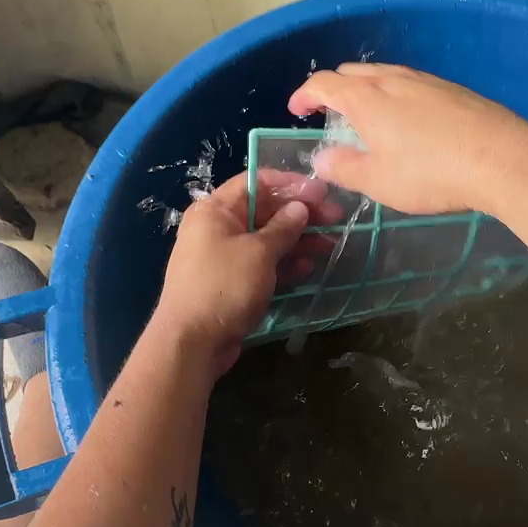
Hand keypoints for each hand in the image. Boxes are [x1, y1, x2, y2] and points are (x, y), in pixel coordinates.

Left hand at [150, 173, 324, 371]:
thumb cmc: (224, 286)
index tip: (322, 192)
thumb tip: (299, 208)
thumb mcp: (259, 252)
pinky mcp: (232, 282)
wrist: (192, 344)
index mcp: (215, 210)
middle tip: (336, 217)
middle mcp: (217, 228)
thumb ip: (283, 227)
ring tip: (330, 244)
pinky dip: (284, 264)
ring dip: (298, 240)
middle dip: (301, 214)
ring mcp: (224, 257)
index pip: (256, 182)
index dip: (291, 184)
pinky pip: (262, 264)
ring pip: (267, 240)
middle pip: (265, 211)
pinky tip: (308, 267)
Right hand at [287, 63, 527, 214]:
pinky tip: (409, 120)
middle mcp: (394, 80)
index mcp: (366, 98)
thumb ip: (344, 168)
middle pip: (353, 72)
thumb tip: (323, 158)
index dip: (304, 95)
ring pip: (385, 75)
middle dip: (335, 89)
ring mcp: (427, 81)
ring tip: (368, 117)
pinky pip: (412, 84)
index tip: (296, 109)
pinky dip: (396, 96)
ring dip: (368, 90)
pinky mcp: (454, 90)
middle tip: (330, 114)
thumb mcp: (378, 181)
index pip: (323, 84)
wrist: (503, 158)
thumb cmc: (431, 173)